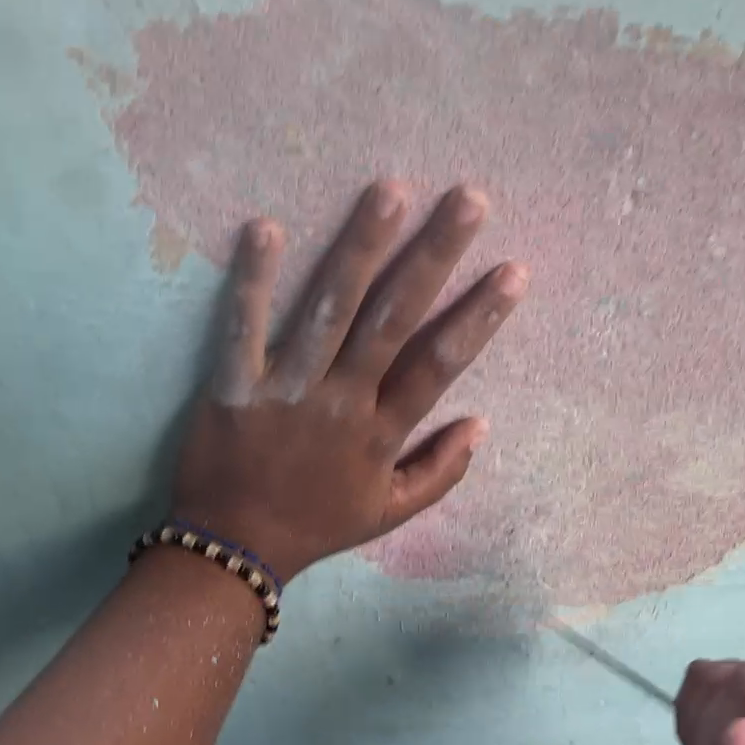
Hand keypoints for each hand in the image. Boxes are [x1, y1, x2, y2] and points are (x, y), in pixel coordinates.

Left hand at [171, 181, 527, 579]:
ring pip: (330, 312)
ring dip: (360, 250)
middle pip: (395, 321)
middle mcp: (342, 402)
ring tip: (389, 193)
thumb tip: (482, 422)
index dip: (479, 318)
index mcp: (381, 432)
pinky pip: (243, 330)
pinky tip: (266, 227)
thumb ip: (441, 471)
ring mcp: (287, 391)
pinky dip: (253, 282)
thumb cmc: (315, 524)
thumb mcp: (389, 513)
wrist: (232, 550)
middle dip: (434, 258)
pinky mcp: (232, 387)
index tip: (513, 271)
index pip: (439, 365)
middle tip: (468, 200)